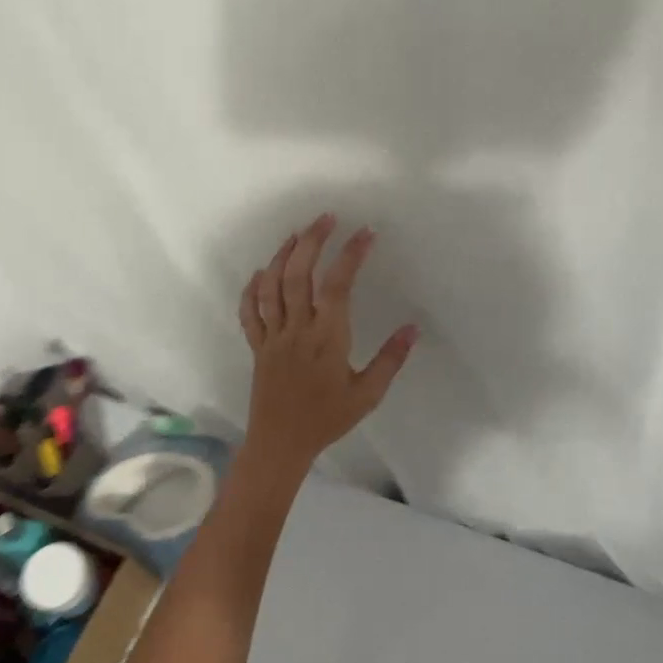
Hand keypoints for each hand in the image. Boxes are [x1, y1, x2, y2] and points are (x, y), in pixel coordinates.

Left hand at [238, 213, 417, 467]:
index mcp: (327, 338)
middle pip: (299, 274)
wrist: (280, 443)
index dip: (350, 255)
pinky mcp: (257, 346)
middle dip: (311, 241)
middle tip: (326, 219)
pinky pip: (249, 312)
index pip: (338, 285)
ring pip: (272, 286)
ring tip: (297, 235)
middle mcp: (297, 329)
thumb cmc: (327, 420)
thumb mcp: (367, 395)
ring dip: (282, 256)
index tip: (365, 234)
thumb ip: (389, 360)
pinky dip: (252, 289)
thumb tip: (412, 329)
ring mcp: (273, 336)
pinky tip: (261, 273)